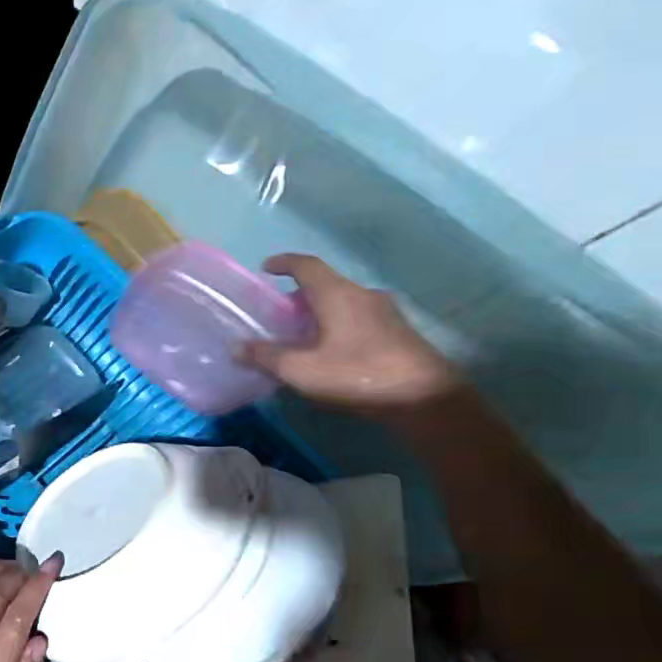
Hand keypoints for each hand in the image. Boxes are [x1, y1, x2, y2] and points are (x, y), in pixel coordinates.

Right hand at [238, 254, 460, 412]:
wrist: (423, 398)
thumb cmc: (357, 374)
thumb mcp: (301, 370)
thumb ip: (266, 356)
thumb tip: (238, 347)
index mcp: (337, 294)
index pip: (306, 266)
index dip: (284, 263)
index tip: (266, 267)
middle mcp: (362, 295)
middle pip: (324, 285)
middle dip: (297, 297)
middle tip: (277, 316)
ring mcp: (384, 313)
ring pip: (342, 303)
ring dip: (317, 313)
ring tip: (299, 336)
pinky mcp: (396, 332)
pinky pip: (356, 318)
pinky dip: (335, 325)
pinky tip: (327, 351)